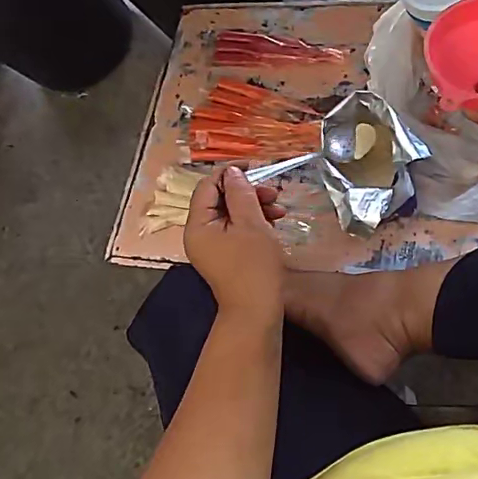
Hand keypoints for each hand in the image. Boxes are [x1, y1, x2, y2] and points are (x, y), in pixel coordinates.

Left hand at [185, 167, 286, 317]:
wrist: (257, 310)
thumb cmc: (254, 266)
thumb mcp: (251, 224)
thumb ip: (241, 194)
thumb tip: (233, 173)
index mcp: (198, 225)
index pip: (208, 187)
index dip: (230, 174)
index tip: (255, 168)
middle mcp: (200, 234)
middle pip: (220, 201)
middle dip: (248, 193)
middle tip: (273, 192)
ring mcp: (213, 247)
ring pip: (232, 215)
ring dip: (255, 207)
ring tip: (279, 209)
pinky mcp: (227, 256)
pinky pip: (237, 231)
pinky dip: (254, 223)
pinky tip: (274, 222)